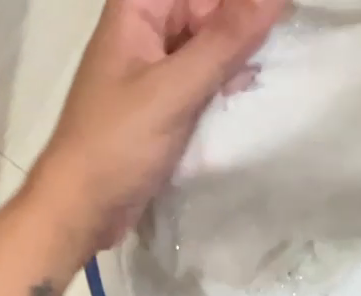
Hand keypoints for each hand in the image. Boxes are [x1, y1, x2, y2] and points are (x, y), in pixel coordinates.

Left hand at [26, 0, 288, 253]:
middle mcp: (146, 31)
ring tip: (267, 65)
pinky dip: (223, 83)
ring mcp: (153, 70)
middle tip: (281, 39)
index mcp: (138, 9)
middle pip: (207, 8)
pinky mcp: (161, 106)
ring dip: (238, 53)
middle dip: (243, 21)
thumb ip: (226, 40)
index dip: (237, 2)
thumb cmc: (115, 146)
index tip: (277, 11)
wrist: (79, 210)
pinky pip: (201, 79)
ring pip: (208, 43)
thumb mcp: (173, 90)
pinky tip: (245, 92)